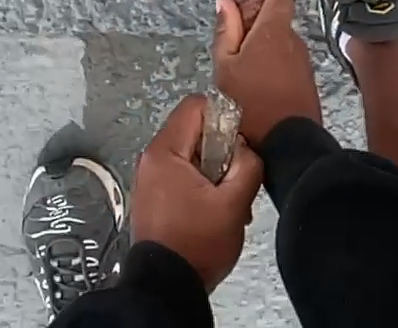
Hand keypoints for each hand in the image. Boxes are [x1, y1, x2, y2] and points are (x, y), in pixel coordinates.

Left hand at [133, 94, 264, 290]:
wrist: (166, 290)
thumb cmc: (197, 243)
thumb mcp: (234, 202)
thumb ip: (248, 164)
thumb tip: (245, 148)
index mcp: (164, 152)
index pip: (195, 106)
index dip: (223, 116)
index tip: (239, 141)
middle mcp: (151, 159)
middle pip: (193, 130)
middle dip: (220, 148)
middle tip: (235, 174)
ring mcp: (149, 179)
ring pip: (189, 154)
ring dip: (213, 169)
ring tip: (227, 198)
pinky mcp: (152, 197)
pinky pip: (180, 174)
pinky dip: (200, 184)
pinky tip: (214, 209)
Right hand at [213, 0, 321, 144]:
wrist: (288, 143)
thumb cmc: (251, 103)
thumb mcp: (225, 67)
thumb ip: (226, 31)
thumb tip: (225, 1)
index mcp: (273, 29)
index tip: (245, 7)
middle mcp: (293, 39)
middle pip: (277, 19)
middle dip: (257, 28)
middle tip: (236, 50)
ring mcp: (303, 60)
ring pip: (282, 43)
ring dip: (265, 51)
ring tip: (246, 76)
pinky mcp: (307, 79)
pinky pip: (289, 63)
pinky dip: (275, 69)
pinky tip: (260, 89)